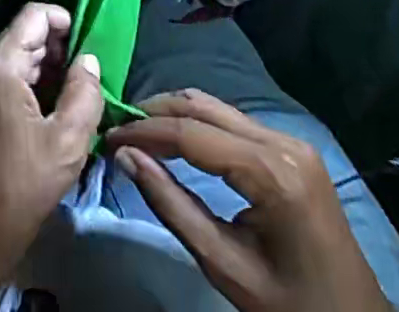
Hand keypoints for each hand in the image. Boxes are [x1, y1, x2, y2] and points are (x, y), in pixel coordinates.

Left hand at [0, 3, 103, 311]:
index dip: (64, 20)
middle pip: (26, 33)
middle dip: (60, 47)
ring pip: (19, 52)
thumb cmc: (25, 178)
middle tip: (89, 75)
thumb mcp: (68, 138)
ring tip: (77, 92)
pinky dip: (33, 79)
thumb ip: (84, 91)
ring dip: (49, 66)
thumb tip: (89, 58)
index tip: (90, 42)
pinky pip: (9, 71)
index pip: (34, 15)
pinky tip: (55, 105)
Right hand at [107, 90, 391, 311]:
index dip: (141, 131)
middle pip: (200, 106)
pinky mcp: (291, 149)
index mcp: (272, 173)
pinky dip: (194, 122)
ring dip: (171, 114)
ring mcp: (291, 142)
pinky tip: (173, 138)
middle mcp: (283, 143)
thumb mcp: (223, 263)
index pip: (189, 133)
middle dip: (152, 113)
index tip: (107, 138)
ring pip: (214, 106)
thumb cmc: (290, 304)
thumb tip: (125, 155)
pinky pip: (231, 120)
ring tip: (137, 133)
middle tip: (117, 130)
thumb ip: (170, 204)